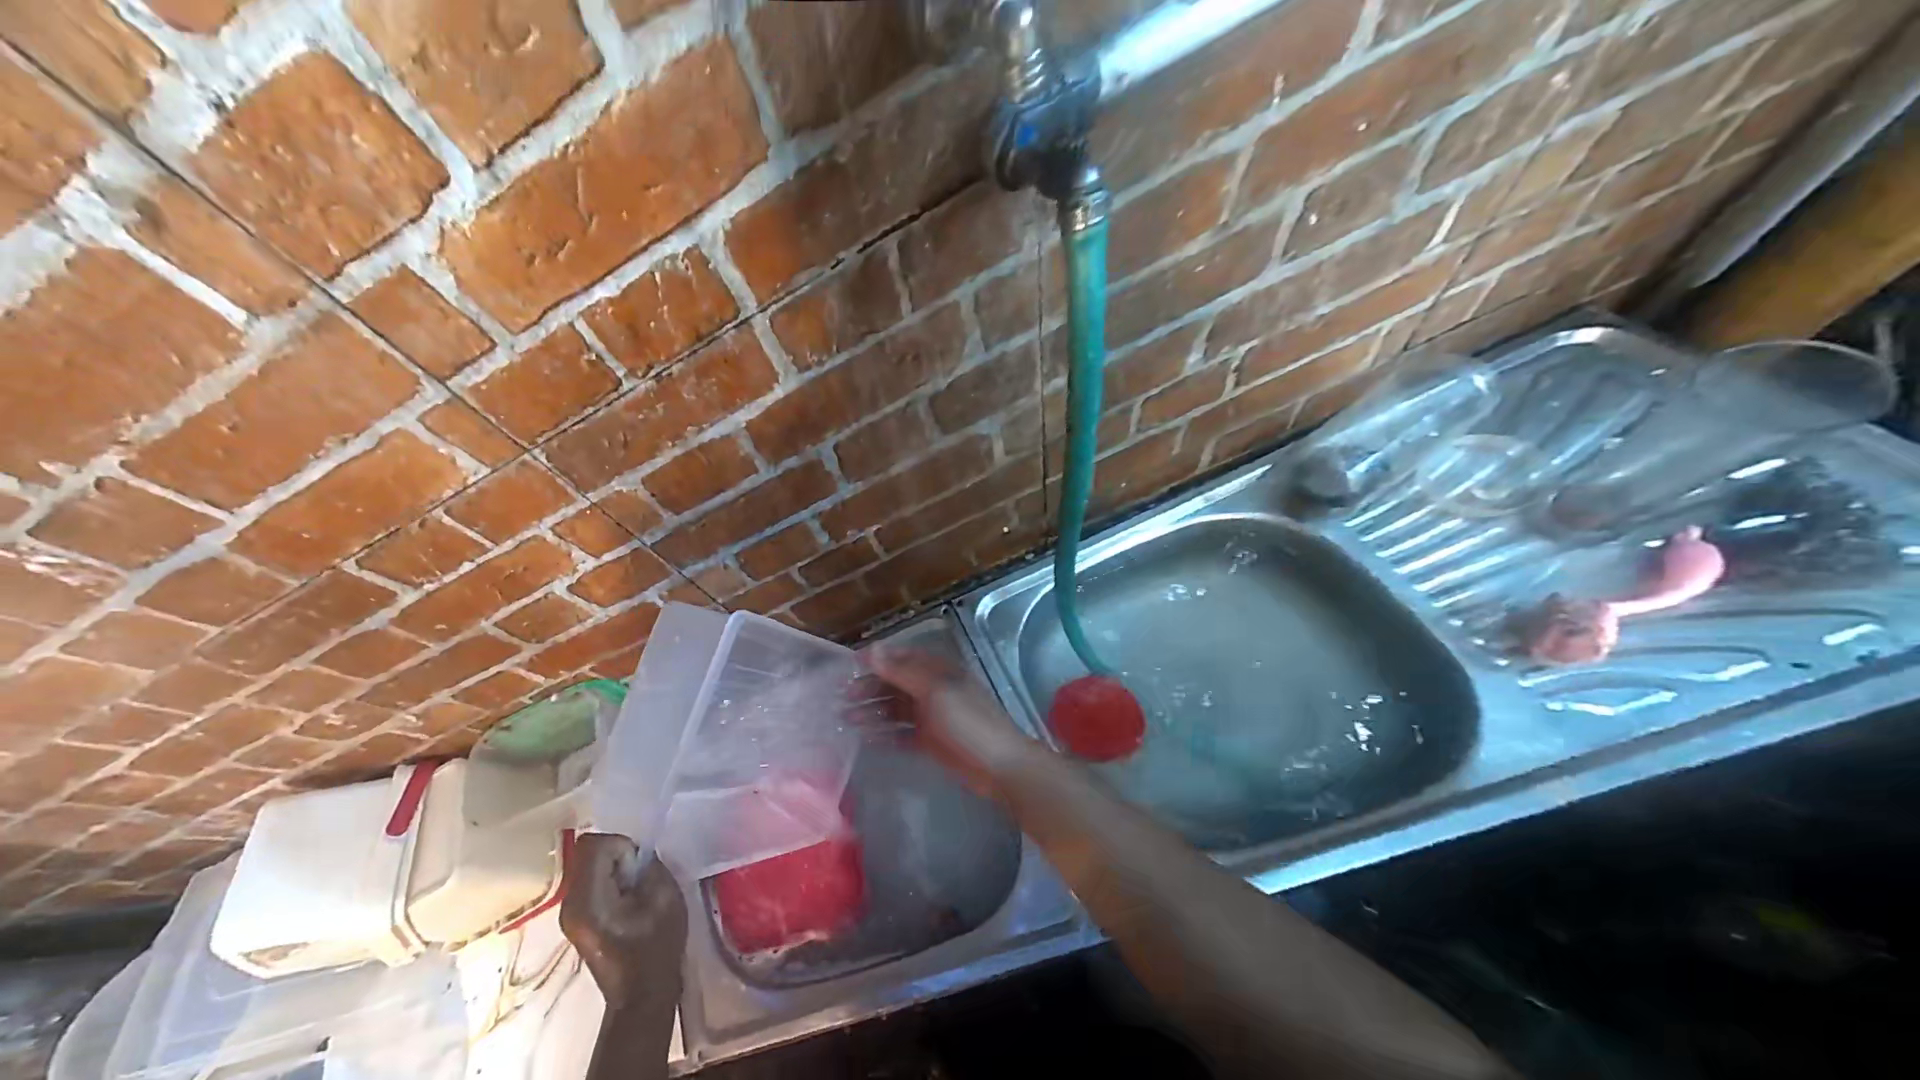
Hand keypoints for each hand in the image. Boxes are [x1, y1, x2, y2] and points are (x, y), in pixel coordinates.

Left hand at [559, 832, 686, 1012]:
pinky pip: (590, 881)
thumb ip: (650, 867)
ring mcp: (569, 913)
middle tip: (640, 878)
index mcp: (588, 900)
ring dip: (615, 867)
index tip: (640, 867)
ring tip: (636, 890)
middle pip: (588, 853)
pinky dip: (610, 880)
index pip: (595, 845)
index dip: (623, 846)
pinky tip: (628, 901)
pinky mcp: (576, 919)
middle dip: (618, 855)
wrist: (641, 994)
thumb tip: (638, 856)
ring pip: (588, 865)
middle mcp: (569, 903)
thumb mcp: (665, 899)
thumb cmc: (657, 948)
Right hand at [861, 645, 1039, 796]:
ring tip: (846, 718)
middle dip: (870, 687)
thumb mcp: (935, 691)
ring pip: (896, 709)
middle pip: (896, 683)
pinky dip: (885, 734)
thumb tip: (872, 649)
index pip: (903, 657)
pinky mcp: (930, 742)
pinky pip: (902, 733)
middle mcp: (934, 690)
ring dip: (873, 711)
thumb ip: (903, 671)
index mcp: (939, 671)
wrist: (999, 766)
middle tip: (842, 697)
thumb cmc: (968, 722)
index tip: (849, 665)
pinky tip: (865, 738)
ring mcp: (932, 717)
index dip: (878, 659)